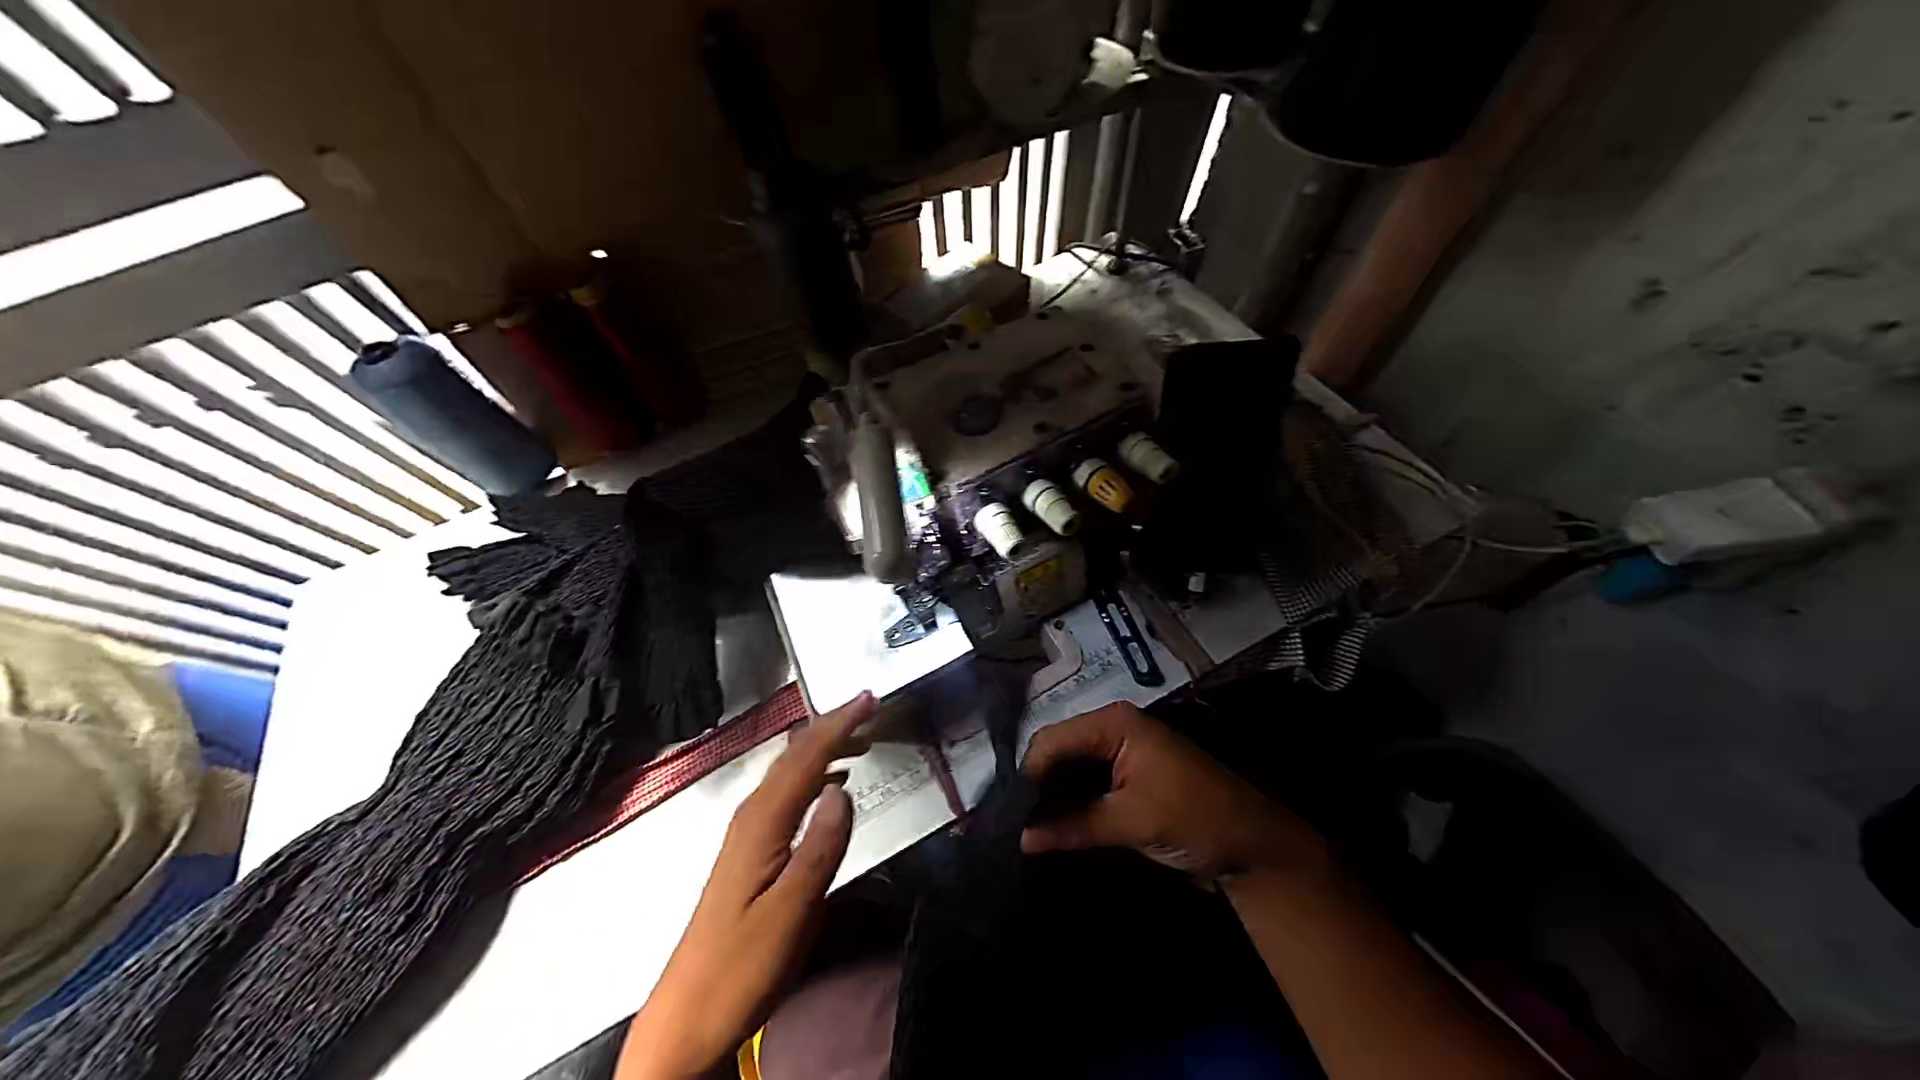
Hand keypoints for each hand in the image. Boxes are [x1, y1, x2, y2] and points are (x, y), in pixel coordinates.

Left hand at [617, 692, 874, 1079]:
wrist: (689, 1017)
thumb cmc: (743, 965)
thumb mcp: (792, 911)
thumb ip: (820, 847)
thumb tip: (843, 787)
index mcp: (761, 823)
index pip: (805, 758)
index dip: (838, 723)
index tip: (869, 697)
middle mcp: (751, 817)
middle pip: (793, 757)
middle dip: (831, 726)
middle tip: (869, 707)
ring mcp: (746, 834)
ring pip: (788, 773)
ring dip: (823, 748)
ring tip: (859, 736)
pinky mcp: (749, 852)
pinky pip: (785, 794)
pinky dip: (812, 775)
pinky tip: (828, 784)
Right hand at [1020, 702, 1323, 878]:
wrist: (1255, 846)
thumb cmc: (1197, 818)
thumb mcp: (1133, 821)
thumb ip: (1075, 826)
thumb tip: (1022, 838)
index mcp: (1114, 723)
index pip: (1051, 741)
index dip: (1027, 774)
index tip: (1004, 812)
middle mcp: (1112, 730)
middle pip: (1057, 751)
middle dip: (1034, 785)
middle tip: (1008, 821)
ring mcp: (1119, 754)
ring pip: (1068, 769)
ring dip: (1049, 796)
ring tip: (1021, 826)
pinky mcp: (1124, 778)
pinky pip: (1084, 784)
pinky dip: (1067, 803)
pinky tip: (1049, 825)